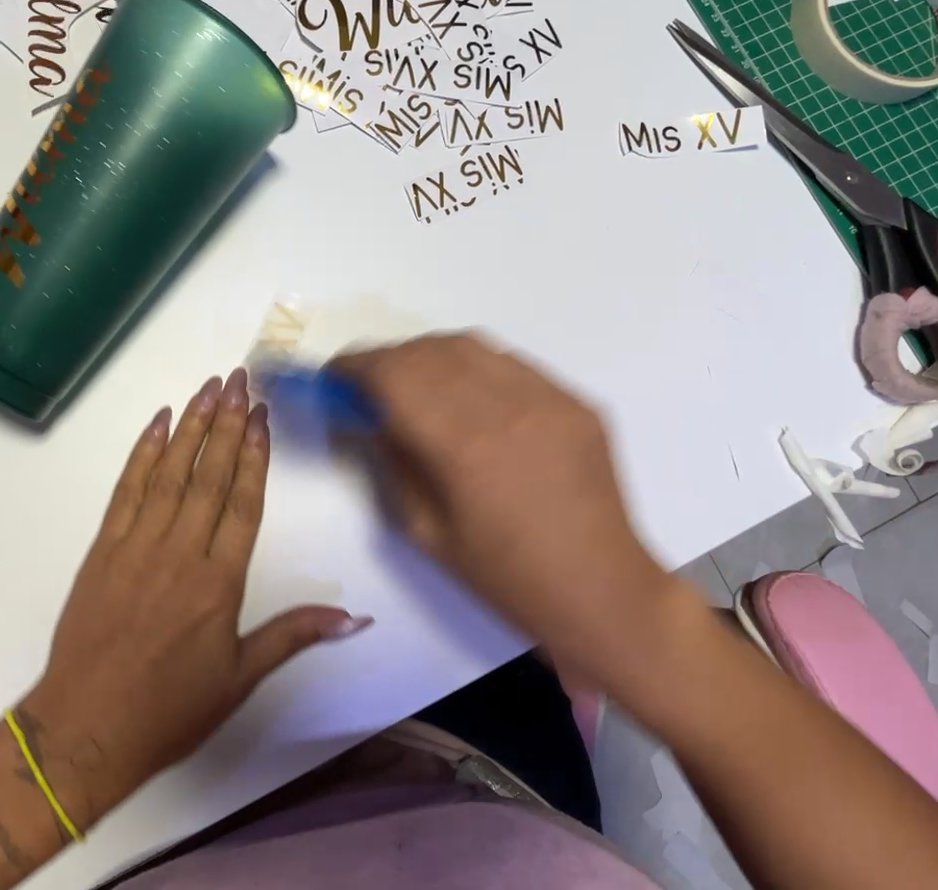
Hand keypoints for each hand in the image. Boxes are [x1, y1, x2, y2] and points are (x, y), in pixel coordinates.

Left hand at [21, 368, 369, 828]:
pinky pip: (126, 490)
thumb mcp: (240, 678)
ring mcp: (137, 545)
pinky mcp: (102, 547)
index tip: (262, 417)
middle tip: (239, 380)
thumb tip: (356, 616)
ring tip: (208, 388)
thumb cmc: (170, 709)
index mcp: (219, 583)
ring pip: (170, 474)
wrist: (87, 726)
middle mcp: (181, 553)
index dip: (255, 456)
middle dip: (227, 425)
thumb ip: (293, 634)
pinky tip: (158, 423)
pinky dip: (142, 453)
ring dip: (191, 427)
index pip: (244, 504)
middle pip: (210, 477)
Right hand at [333, 333, 687, 685]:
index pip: (394, 375)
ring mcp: (549, 397)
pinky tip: (465, 395)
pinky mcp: (576, 401)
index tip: (333, 375)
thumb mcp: (425, 529)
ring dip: (427, 354)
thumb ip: (394, 462)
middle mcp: (507, 406)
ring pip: (470, 346)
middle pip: (428, 351)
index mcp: (463, 445)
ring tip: (412, 381)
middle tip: (366, 382)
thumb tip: (372, 418)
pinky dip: (472, 367)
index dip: (355, 366)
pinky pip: (510, 363)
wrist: (603, 591)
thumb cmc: (504, 577)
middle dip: (387, 358)